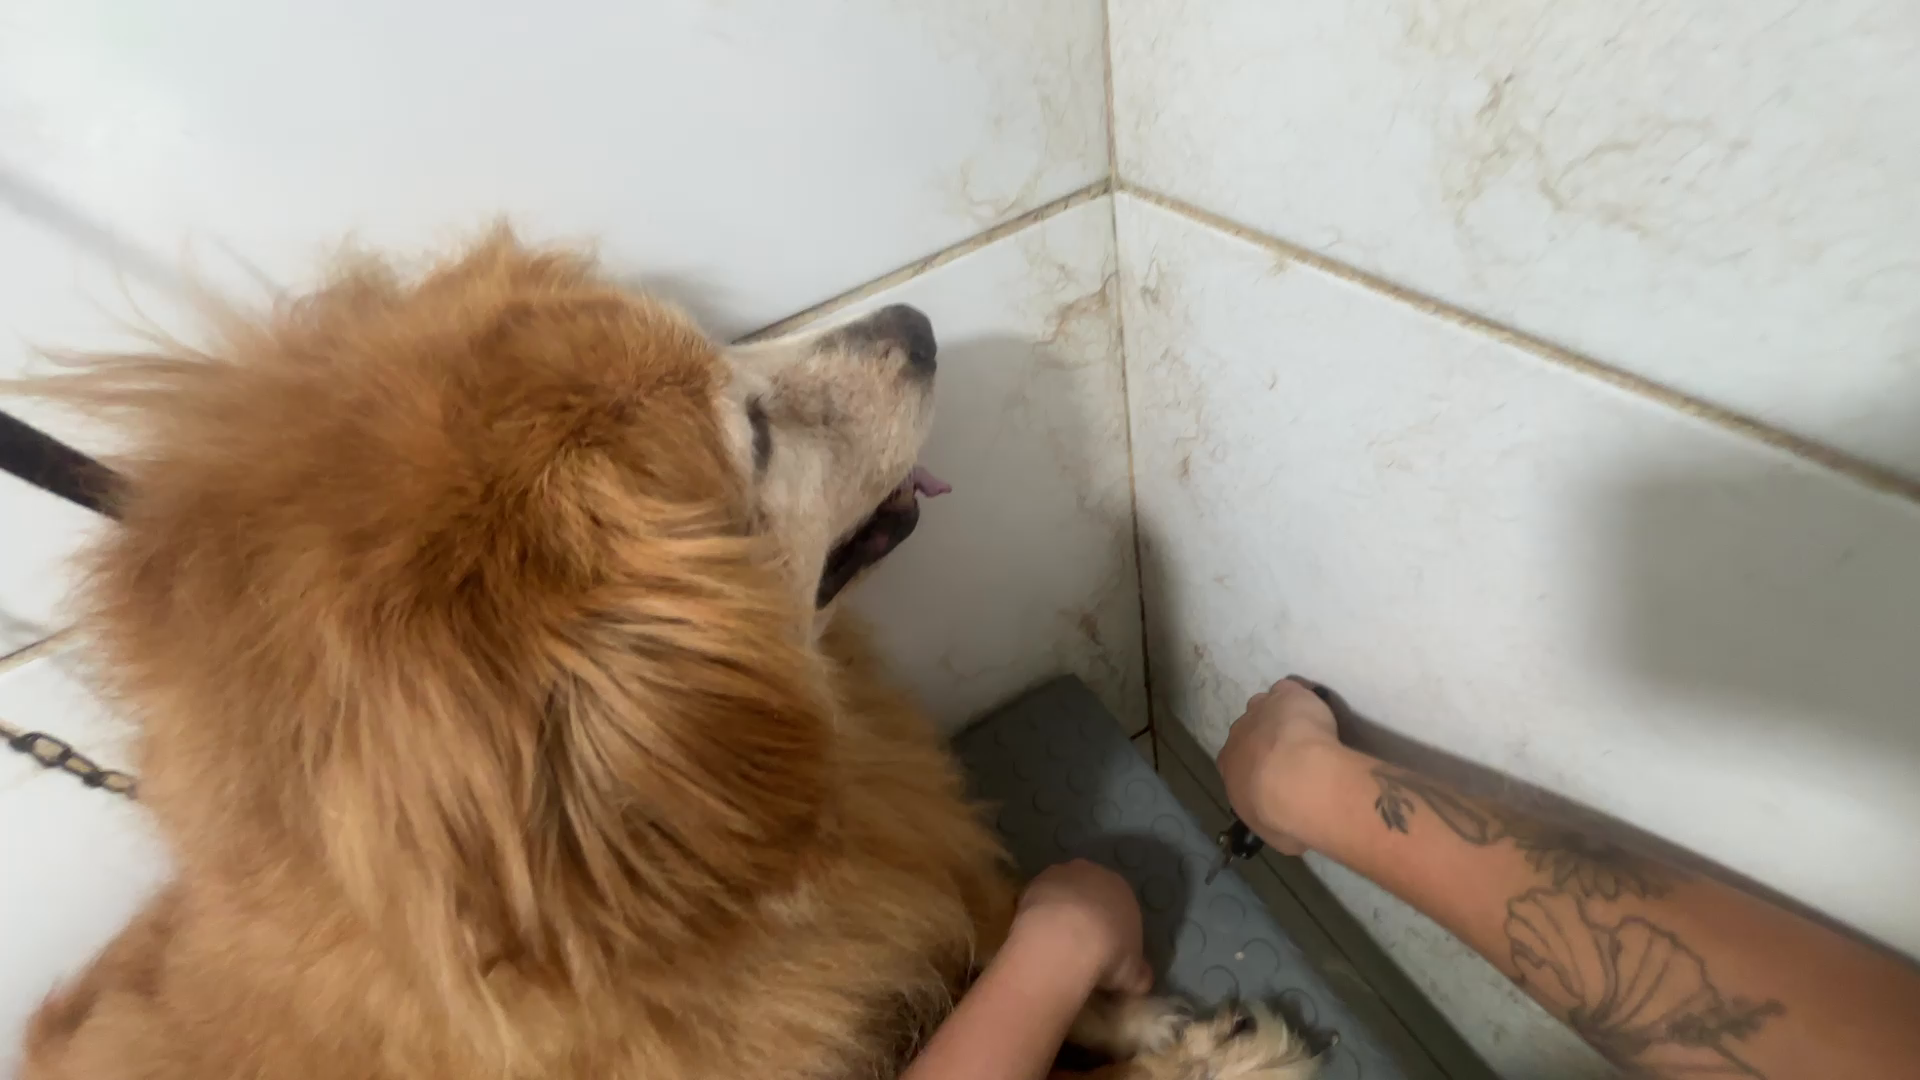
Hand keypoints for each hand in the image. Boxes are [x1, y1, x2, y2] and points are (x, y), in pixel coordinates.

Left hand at [1013, 860, 1153, 994]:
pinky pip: (1039, 898)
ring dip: (1060, 911)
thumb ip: (1140, 974)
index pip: (1119, 906)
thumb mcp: (1135, 975)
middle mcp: (1093, 872)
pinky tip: (1037, 935)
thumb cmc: (1109, 955)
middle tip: (1079, 946)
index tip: (1105, 953)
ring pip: (1063, 892)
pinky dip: (1039, 913)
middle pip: (1090, 894)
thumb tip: (1142, 977)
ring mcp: (1061, 873)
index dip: (1111, 930)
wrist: (1065, 939)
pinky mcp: (1035, 880)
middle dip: (1086, 915)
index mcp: (1122, 889)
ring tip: (1055, 943)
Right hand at [1217, 677, 1342, 854]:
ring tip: (1309, 733)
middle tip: (1297, 757)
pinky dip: (1301, 698)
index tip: (1277, 777)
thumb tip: (1282, 823)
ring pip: (1267, 706)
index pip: (1236, 758)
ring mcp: (1261, 709)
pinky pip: (1290, 690)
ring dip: (1281, 716)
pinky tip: (1317, 713)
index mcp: (1229, 764)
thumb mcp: (1274, 833)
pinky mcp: (1286, 694)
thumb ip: (1272, 820)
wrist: (1300, 780)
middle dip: (1268, 740)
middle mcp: (1238, 733)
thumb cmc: (1281, 813)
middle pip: (1249, 729)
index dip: (1256, 765)